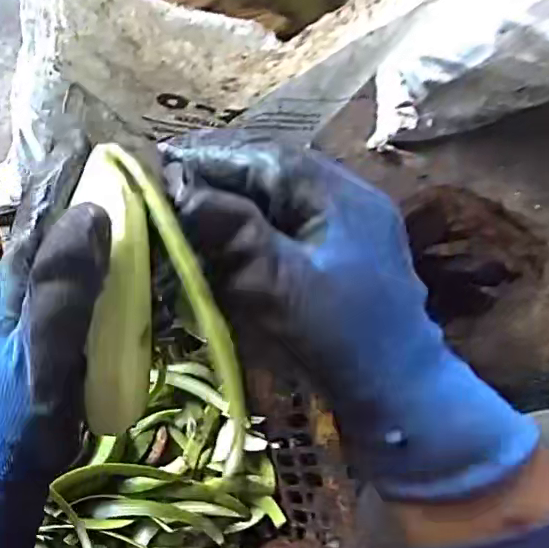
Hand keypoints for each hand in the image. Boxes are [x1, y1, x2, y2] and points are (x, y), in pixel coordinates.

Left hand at [0, 135, 110, 547]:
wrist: (9, 466)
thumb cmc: (25, 418)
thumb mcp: (43, 357)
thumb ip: (63, 290)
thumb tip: (89, 212)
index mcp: (17, 280)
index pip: (46, 208)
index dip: (79, 173)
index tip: (122, 146)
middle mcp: (21, 284)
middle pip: (56, 222)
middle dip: (93, 190)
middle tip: (144, 168)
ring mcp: (33, 307)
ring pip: (68, 249)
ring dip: (99, 223)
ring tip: (142, 203)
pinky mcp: (48, 329)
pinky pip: (78, 281)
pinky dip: (103, 263)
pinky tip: (127, 264)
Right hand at [163, 131, 537, 501]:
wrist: (395, 389)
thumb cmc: (341, 334)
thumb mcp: (281, 281)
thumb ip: (233, 231)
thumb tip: (178, 188)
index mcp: (333, 192)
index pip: (257, 158)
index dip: (203, 158)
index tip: (153, 163)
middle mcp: (334, 199)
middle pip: (259, 177)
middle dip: (207, 182)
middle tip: (154, 191)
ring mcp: (332, 229)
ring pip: (263, 204)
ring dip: (219, 208)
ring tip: (173, 216)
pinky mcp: (323, 258)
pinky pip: (271, 233)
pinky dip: (235, 236)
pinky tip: (207, 247)